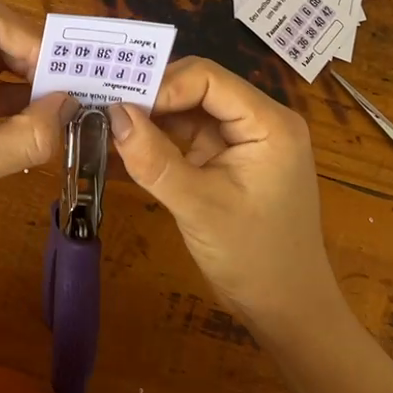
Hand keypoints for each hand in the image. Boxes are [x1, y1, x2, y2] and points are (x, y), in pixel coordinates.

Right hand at [108, 57, 340, 334]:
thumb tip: (113, 113)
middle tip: (105, 109)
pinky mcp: (226, 159)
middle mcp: (258, 120)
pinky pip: (185, 136)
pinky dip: (156, 140)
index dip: (162, 85)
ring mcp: (242, 140)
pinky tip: (122, 148)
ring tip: (105, 125)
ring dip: (149, 119)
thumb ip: (154, 159)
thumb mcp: (199, 207)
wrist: (287, 313)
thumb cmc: (255, 258)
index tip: (120, 104)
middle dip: (151, 98)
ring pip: (186, 110)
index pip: (207, 78)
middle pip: (196, 88)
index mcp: (268, 122)